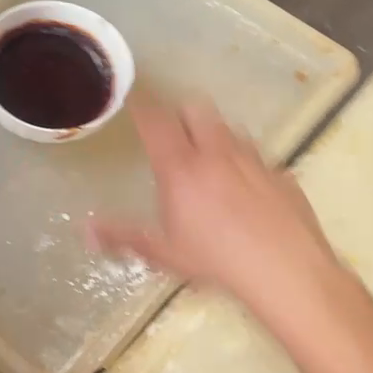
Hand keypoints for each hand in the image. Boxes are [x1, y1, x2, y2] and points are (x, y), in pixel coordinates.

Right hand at [88, 100, 341, 310]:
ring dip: (215, 134)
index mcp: (180, 168)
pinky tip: (244, 188)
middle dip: (182, 112)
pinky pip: (258, 157)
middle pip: (197, 110)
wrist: (287, 271)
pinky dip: (245, 163)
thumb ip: (122, 236)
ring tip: (208, 154)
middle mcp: (217, 154)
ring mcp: (254, 161)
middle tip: (172, 128)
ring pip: (230, 129)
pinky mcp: (282, 175)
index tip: (136, 100)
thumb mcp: (162, 253)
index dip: (144, 107)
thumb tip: (85, 229)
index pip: (156, 122)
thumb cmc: (215, 260)